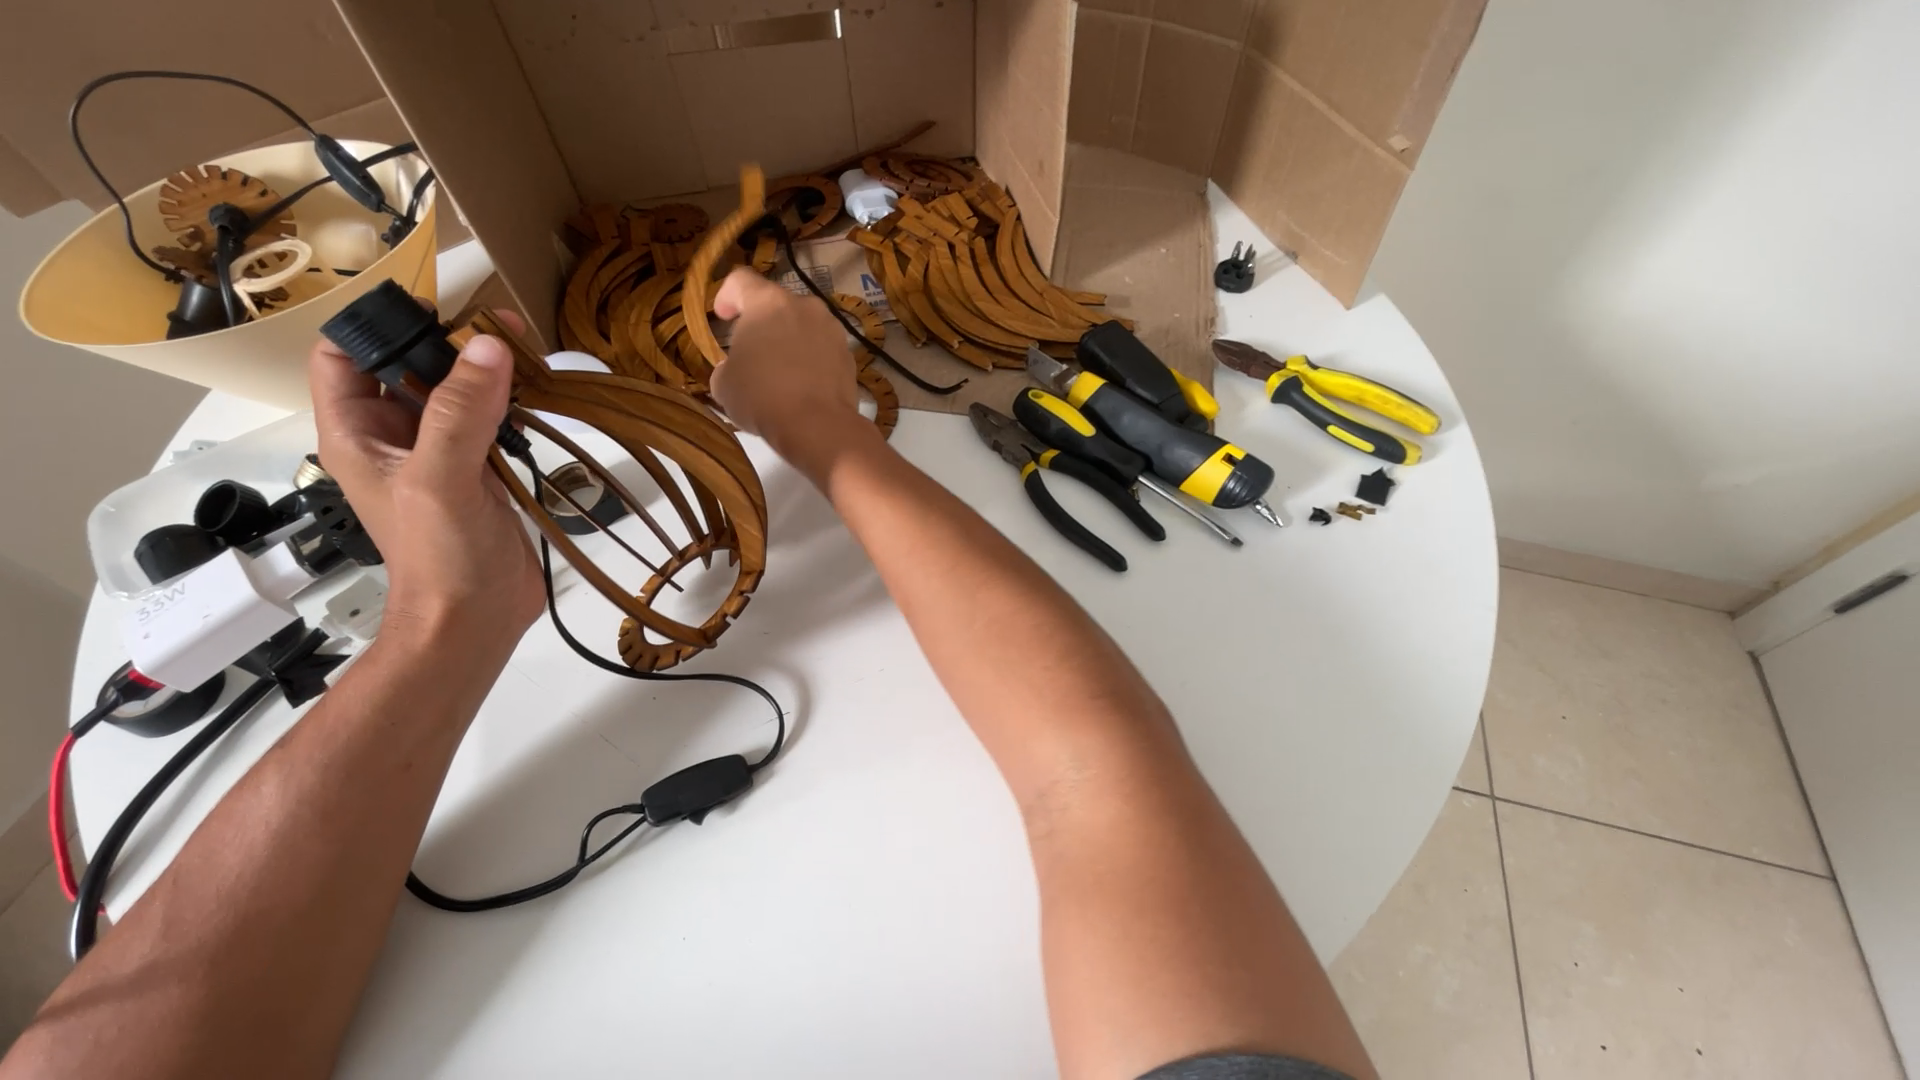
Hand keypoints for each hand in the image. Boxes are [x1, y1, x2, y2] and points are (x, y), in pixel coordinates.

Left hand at [309, 316, 543, 653]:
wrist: (476, 617)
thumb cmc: (439, 556)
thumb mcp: (440, 479)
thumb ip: (461, 412)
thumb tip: (490, 344)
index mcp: (358, 433)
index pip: (343, 356)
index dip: (376, 325)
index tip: (434, 313)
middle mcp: (394, 436)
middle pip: (407, 366)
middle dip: (447, 342)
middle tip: (501, 329)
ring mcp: (439, 453)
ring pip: (454, 390)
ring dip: (485, 369)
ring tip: (526, 354)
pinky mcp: (479, 470)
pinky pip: (488, 419)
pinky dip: (509, 401)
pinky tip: (536, 395)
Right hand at [709, 268, 861, 459]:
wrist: (817, 425)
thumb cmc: (761, 397)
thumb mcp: (724, 383)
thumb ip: (726, 365)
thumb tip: (737, 368)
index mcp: (768, 302)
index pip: (741, 280)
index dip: (726, 295)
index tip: (722, 317)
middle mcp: (805, 305)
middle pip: (776, 305)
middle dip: (762, 324)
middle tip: (751, 352)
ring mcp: (832, 329)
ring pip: (803, 326)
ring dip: (789, 341)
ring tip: (780, 372)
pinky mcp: (849, 355)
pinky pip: (822, 349)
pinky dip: (811, 360)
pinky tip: (802, 386)